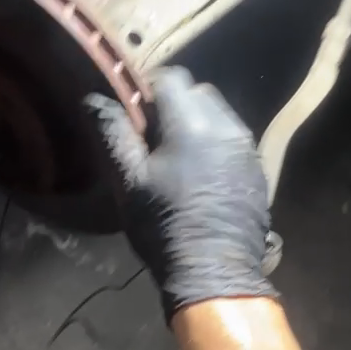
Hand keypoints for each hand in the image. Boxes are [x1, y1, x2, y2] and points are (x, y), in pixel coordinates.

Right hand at [86, 67, 276, 317]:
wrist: (214, 272)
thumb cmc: (163, 226)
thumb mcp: (128, 181)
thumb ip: (113, 133)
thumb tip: (93, 97)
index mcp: (191, 124)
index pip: (171, 77)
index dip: (147, 88)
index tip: (133, 115)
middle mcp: (226, 126)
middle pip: (198, 91)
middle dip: (173, 103)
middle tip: (151, 137)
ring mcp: (247, 148)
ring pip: (219, 113)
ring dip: (195, 122)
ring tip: (176, 157)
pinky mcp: (257, 169)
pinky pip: (233, 138)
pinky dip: (214, 143)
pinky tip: (199, 175)